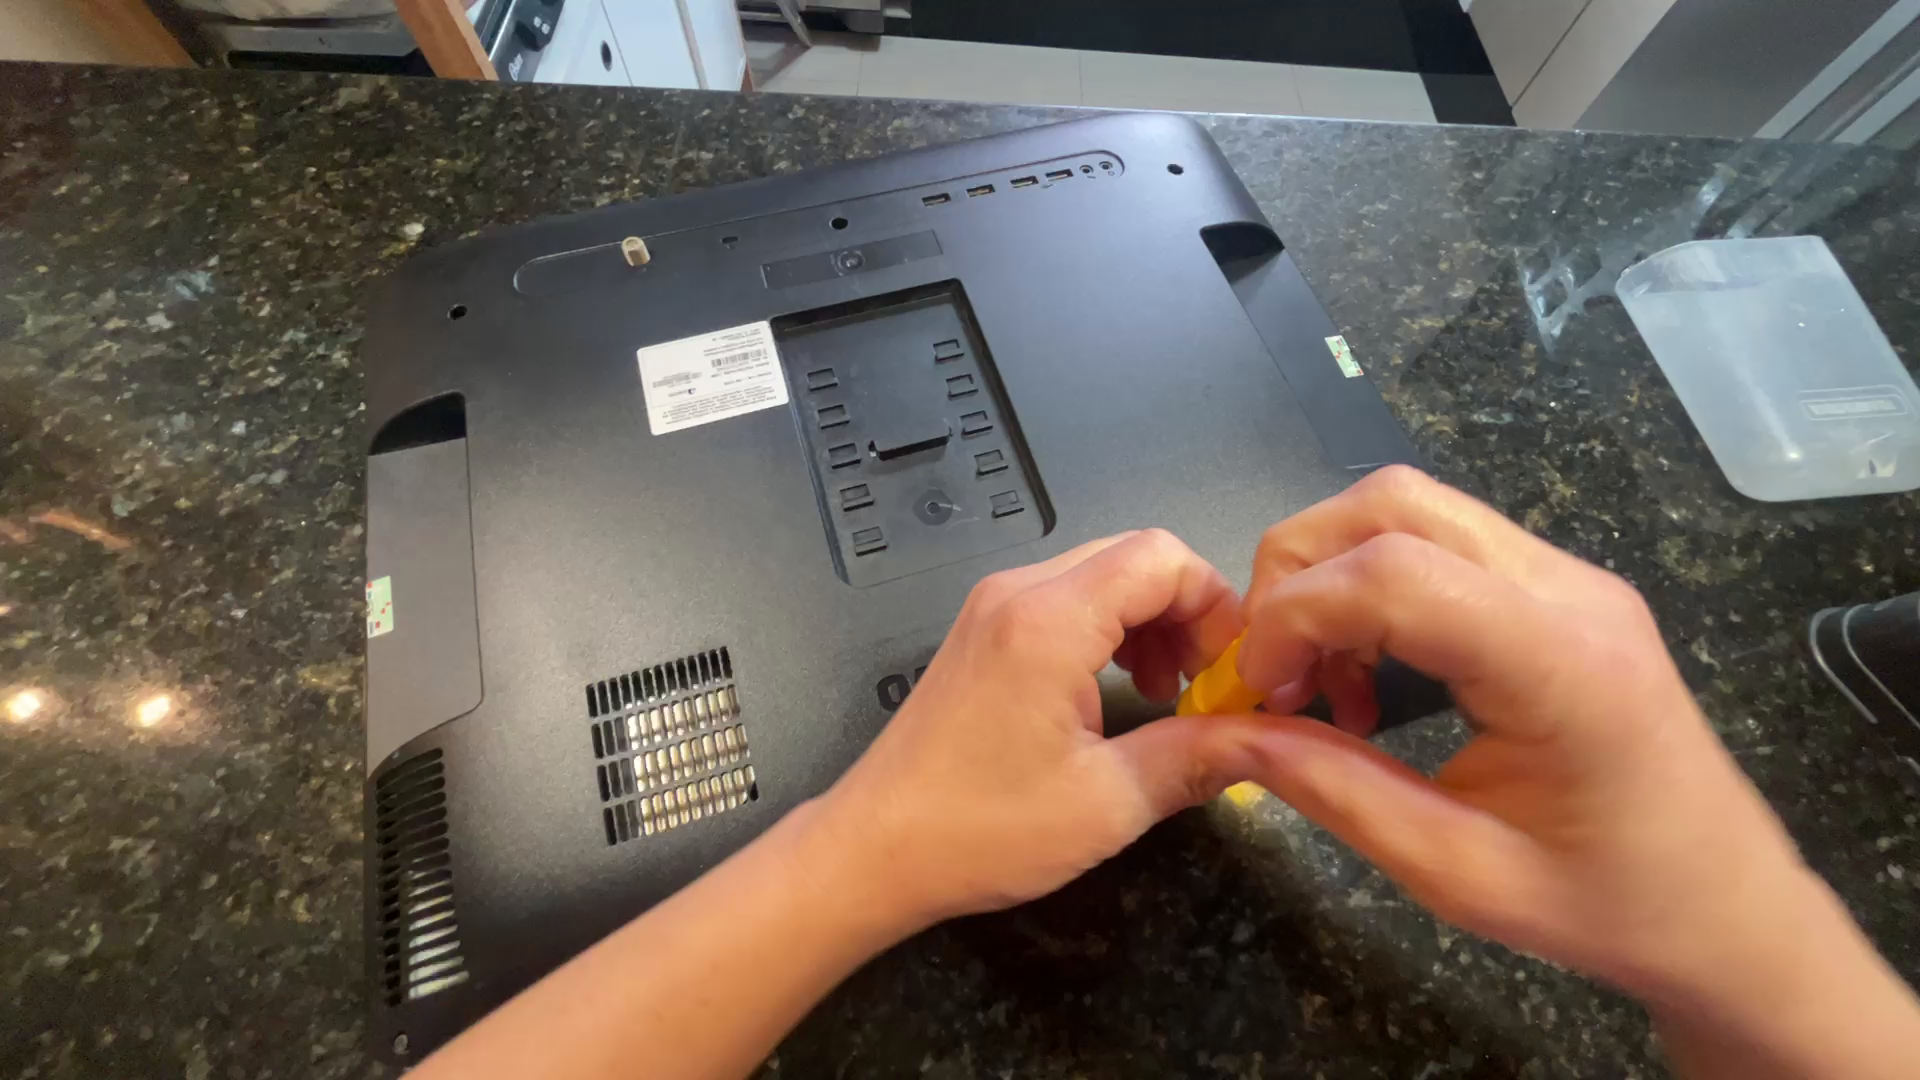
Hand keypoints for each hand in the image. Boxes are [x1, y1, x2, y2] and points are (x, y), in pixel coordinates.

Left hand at [811, 529, 1278, 928]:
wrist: (875, 845)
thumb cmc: (982, 829)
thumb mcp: (1105, 802)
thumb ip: (1196, 757)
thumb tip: (1265, 739)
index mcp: (1048, 621)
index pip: (1160, 557)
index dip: (1214, 601)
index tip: (1229, 668)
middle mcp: (1016, 591)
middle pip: (1132, 557)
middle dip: (1184, 611)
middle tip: (1201, 683)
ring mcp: (992, 605)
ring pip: (1099, 574)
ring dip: (1146, 620)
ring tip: (1161, 690)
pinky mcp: (982, 627)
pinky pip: (1063, 599)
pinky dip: (1105, 628)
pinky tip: (1111, 688)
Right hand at [1232, 466, 1818, 1002]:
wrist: (1731, 909)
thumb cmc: (1604, 904)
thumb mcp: (1452, 874)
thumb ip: (1329, 789)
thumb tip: (1225, 731)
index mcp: (1562, 665)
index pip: (1392, 576)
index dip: (1292, 615)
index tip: (1255, 686)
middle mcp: (1565, 588)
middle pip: (1388, 505)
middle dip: (1293, 569)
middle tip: (1271, 661)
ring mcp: (1560, 573)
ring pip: (1399, 506)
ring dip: (1323, 571)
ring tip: (1314, 666)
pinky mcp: (1543, 580)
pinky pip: (1421, 538)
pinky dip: (1357, 585)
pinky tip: (1361, 663)